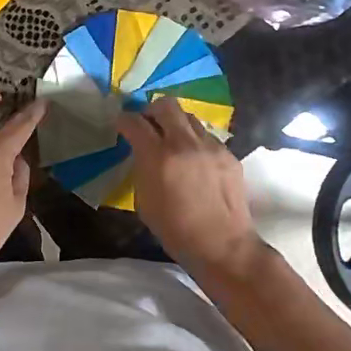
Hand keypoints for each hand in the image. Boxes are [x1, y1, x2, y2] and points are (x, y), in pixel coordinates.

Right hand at [116, 98, 271, 284]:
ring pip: (189, 117)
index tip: (121, 125)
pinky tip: (193, 159)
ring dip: (175, 123)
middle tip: (147, 124)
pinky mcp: (229, 155)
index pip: (135, 122)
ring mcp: (211, 147)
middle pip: (166, 105)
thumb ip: (142, 167)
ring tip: (171, 140)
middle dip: (151, 111)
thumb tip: (143, 153)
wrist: (221, 245)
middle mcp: (185, 144)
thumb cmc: (173, 228)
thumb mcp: (143, 198)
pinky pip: (207, 136)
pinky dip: (194, 140)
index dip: (123, 120)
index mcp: (158, 156)